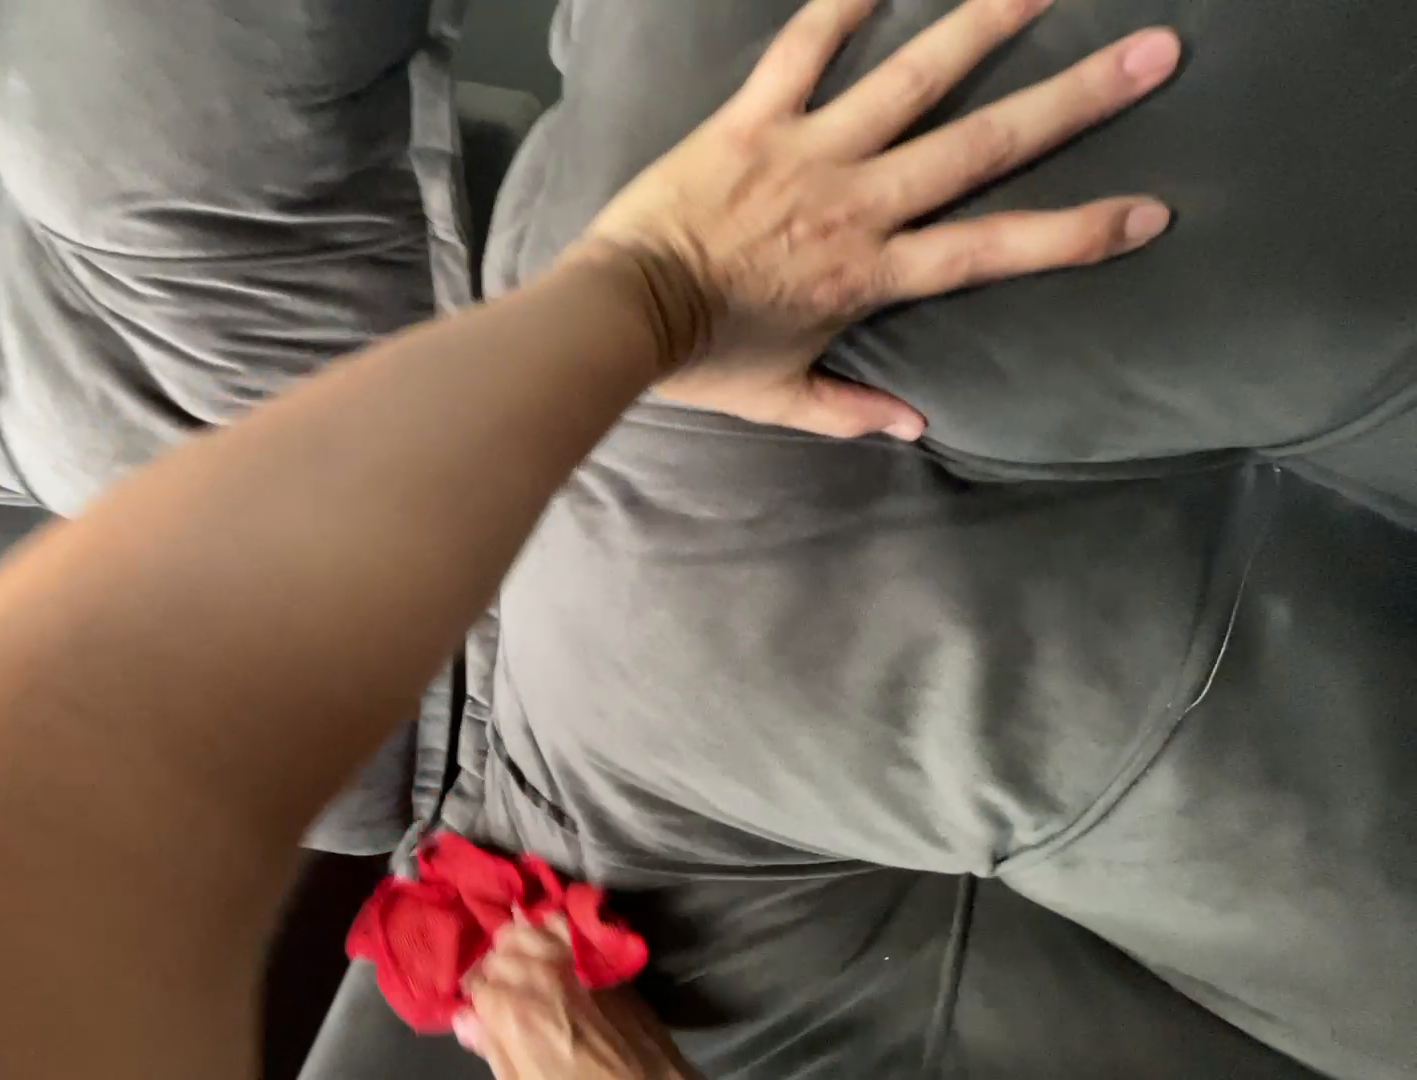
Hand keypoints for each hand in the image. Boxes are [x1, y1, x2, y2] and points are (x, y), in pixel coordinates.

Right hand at [455, 921, 695, 1079]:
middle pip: (496, 954)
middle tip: (498, 990)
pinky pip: (561, 921)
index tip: (479, 1008)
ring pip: (524, 929)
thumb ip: (493, 1049)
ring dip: (514, 943)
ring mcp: (569, 958)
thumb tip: (465, 1018)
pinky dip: (546, 922)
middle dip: (492, 971)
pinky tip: (541, 930)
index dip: (474, 997)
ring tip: (516, 960)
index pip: (475, 984)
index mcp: (514, 1011)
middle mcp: (538, 974)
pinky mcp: (595, 954)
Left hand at [577, 0, 1180, 439]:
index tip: (1148, 211)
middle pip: (981, 146)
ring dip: (987, 23)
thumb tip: (915, 428)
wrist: (625, 316)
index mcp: (866, 274)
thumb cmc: (699, 359)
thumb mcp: (776, 398)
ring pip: (913, 78)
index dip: (1073, 234)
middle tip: (1156, 50)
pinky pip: (801, 50)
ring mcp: (806, 156)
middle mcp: (855, 205)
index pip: (989, 250)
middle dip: (1074, 99)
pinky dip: (838, 3)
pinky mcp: (749, 125)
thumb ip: (846, 410)